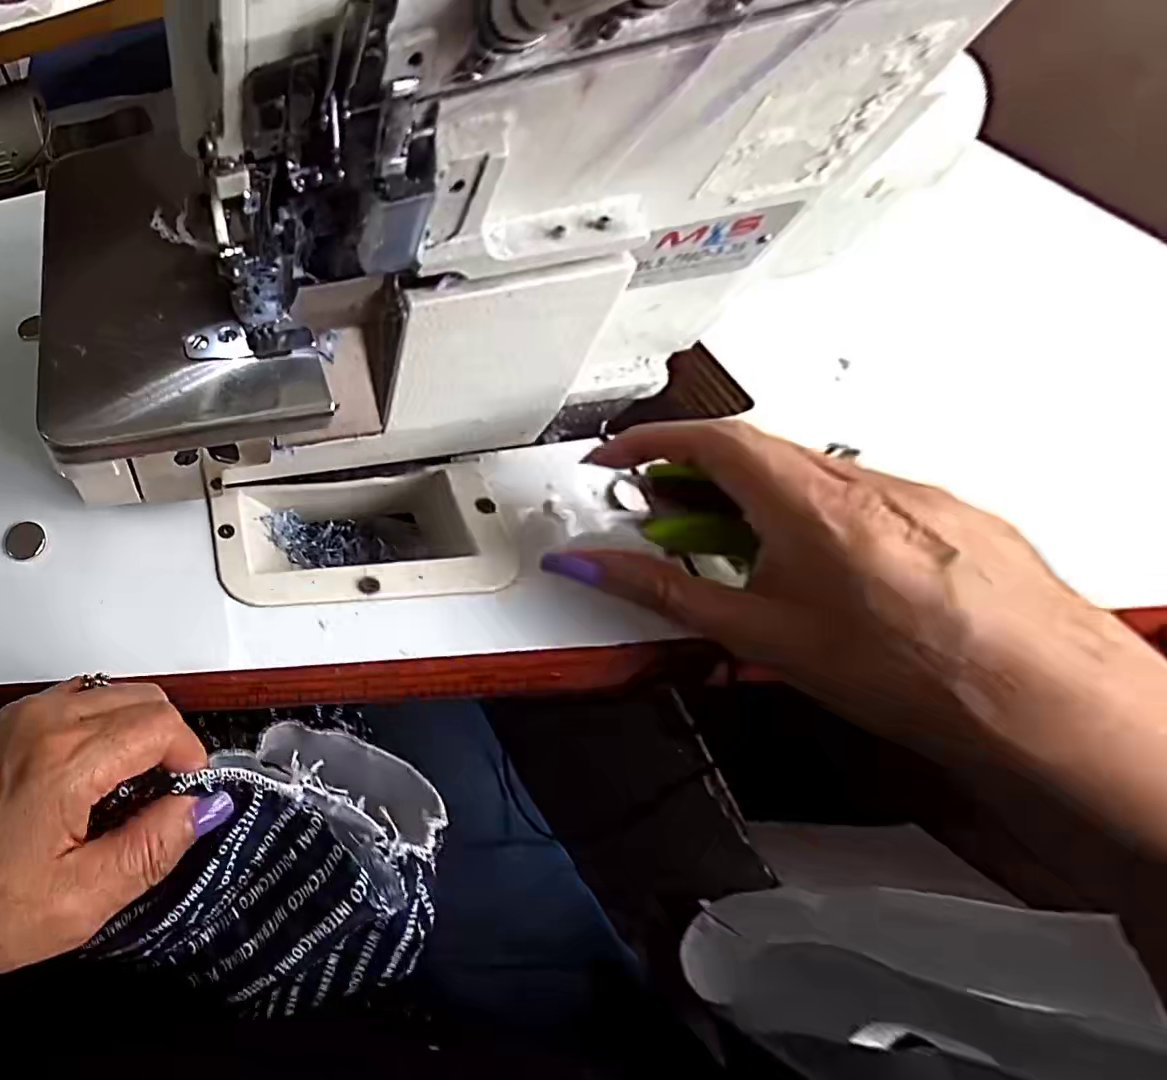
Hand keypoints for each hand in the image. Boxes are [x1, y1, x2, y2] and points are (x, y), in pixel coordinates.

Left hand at [0, 679, 227, 1065]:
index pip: (160, 723)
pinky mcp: (10, 721)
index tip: (188, 798)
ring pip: (115, 692)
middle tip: (163, 799)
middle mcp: (45, 719)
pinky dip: (107, 724)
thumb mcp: (79, 903)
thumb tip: (201, 808)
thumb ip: (151, 848)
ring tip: (129, 793)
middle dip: (169, 740)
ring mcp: (24, 713)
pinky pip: (82, 699)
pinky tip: (95, 776)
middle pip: (144, 697)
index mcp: (64, 761)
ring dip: (139, 730)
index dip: (190, 756)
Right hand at [541, 420, 1166, 847]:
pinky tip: (794, 563)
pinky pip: (850, 492)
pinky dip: (797, 510)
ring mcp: (916, 498)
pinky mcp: (946, 517)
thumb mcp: (755, 632)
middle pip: (753, 452)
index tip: (614, 457)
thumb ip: (660, 590)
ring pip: (800, 472)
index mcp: (814, 506)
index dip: (648, 441)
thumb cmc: (924, 675)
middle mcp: (870, 486)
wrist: (1059, 715)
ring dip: (742, 497)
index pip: (711, 441)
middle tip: (655, 514)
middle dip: (688, 477)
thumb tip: (594, 566)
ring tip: (723, 549)